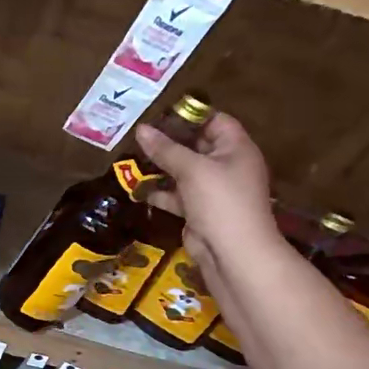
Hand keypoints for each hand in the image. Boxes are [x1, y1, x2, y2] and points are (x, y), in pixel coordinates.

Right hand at [136, 113, 275, 263]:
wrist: (233, 254)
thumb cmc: (220, 201)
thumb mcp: (192, 169)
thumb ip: (166, 149)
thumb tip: (141, 129)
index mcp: (236, 148)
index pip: (214, 120)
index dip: (189, 115)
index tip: (159, 114)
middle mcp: (227, 166)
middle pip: (197, 145)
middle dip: (169, 141)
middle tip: (139, 135)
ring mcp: (214, 191)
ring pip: (184, 172)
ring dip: (161, 167)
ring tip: (133, 158)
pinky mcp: (200, 211)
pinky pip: (178, 196)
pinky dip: (161, 192)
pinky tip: (138, 188)